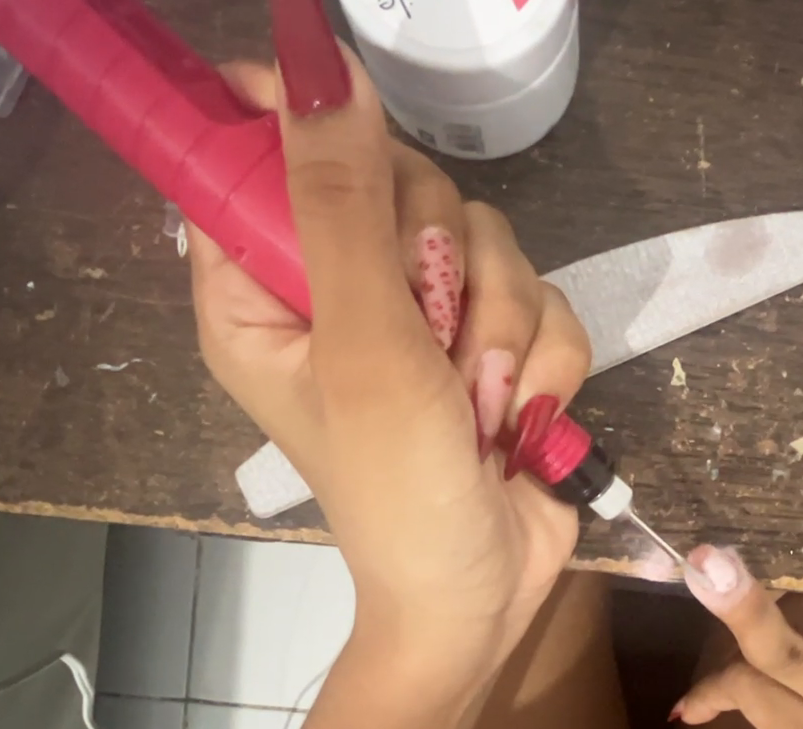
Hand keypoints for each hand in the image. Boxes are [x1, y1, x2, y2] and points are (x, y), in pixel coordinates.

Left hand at [187, 50, 590, 678]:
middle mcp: (346, 292)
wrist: (485, 588)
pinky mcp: (502, 345)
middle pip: (404, 185)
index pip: (256, 159)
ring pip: (491, 243)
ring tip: (485, 407)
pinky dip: (546, 362)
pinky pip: (544, 299)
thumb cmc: (398, 492)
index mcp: (266, 294)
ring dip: (504, 330)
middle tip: (437, 339)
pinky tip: (524, 418)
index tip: (360, 151)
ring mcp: (431, 318)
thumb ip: (342, 210)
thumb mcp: (363, 353)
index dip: (304, 130)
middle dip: (444, 266)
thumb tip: (315, 66)